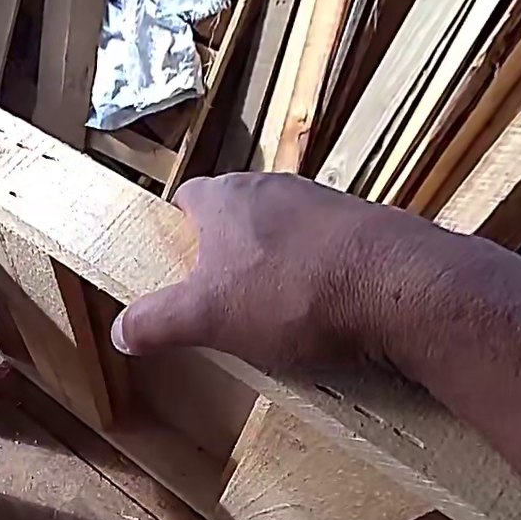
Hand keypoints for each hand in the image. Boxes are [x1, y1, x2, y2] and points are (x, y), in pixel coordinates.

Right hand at [110, 173, 493, 367]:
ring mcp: (325, 203)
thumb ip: (157, 322)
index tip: (176, 265)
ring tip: (272, 310)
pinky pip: (322, 247)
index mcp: (227, 199)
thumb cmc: (290, 295)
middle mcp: (274, 188)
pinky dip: (313, 272)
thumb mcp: (207, 317)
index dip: (176, 230)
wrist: (401, 289)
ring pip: (280, 230)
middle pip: (233, 215)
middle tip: (219, 299)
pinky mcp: (365, 226)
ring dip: (269, 263)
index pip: (186, 198)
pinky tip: (320, 308)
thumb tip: (119, 332)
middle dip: (222, 252)